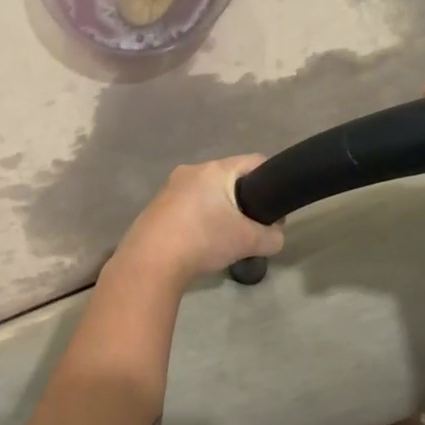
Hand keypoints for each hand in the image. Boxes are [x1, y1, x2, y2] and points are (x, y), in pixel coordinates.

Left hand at [112, 156, 284, 281]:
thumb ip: (272, 237)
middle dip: (243, 200)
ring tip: (224, 239)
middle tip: (251, 228)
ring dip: (218, 211)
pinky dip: (197, 220)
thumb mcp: (249, 242)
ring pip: (205, 194)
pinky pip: (186, 207)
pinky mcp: (155, 207)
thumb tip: (274, 236)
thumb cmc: (203, 241)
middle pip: (229, 179)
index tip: (274, 208)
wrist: (150, 262)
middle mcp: (190, 171)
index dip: (272, 181)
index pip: (255, 161)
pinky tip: (198, 243)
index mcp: (215, 170)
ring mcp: (169, 188)